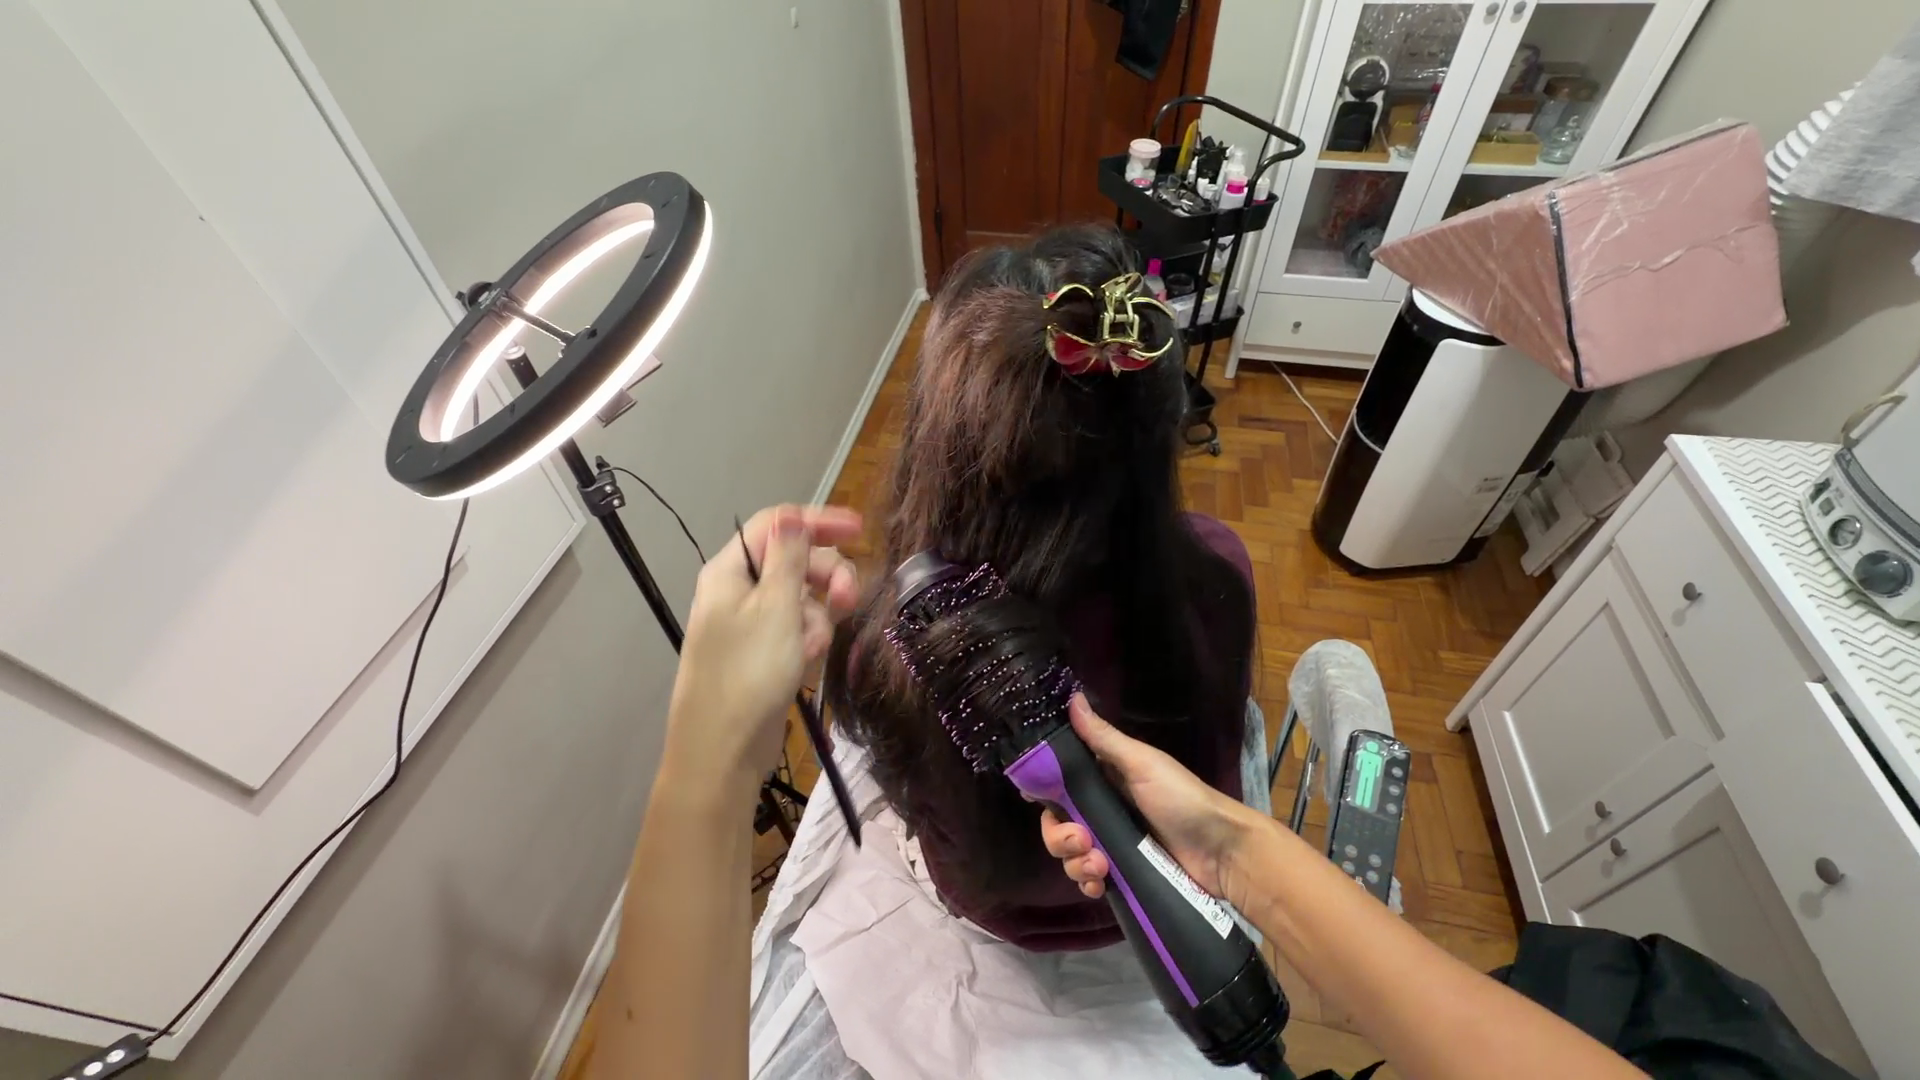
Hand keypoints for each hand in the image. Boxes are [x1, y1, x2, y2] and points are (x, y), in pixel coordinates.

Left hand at [662, 504, 862, 793]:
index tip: (860, 530)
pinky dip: (810, 639)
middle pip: (796, 561)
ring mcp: (753, 623)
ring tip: (815, 646)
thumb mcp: (775, 608)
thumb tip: (791, 516)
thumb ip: (788, 558)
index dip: (818, 522)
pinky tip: (809, 660)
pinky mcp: (767, 652)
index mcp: (731, 570)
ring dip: (820, 616)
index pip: (777, 525)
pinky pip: (799, 629)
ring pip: (804, 597)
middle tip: (848, 600)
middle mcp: (739, 590)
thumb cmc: (748, 673)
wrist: (723, 751)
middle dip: (826, 577)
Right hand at [1041, 694, 1255, 902]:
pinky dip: (1088, 883)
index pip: (1058, 782)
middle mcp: (1102, 808)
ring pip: (1070, 853)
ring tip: (1100, 868)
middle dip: (1059, 836)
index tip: (1035, 799)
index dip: (1042, 791)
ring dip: (1075, 863)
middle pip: (1057, 822)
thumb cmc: (1181, 798)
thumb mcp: (1142, 764)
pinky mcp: (1121, 873)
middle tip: (1082, 841)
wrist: (1222, 852)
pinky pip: (1088, 880)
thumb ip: (1103, 737)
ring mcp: (1111, 842)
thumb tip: (1071, 697)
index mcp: (1104, 777)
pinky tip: (1099, 885)